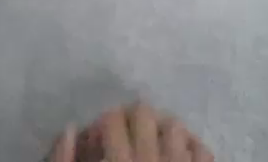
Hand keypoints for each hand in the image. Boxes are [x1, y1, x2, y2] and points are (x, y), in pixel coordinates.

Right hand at [51, 102, 212, 161]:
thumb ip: (63, 161)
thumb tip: (69, 128)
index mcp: (120, 160)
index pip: (111, 118)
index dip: (102, 127)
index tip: (98, 144)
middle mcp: (152, 156)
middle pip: (142, 112)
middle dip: (132, 122)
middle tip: (125, 139)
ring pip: (174, 125)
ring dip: (162, 132)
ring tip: (154, 146)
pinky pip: (203, 149)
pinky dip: (192, 147)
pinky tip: (182, 155)